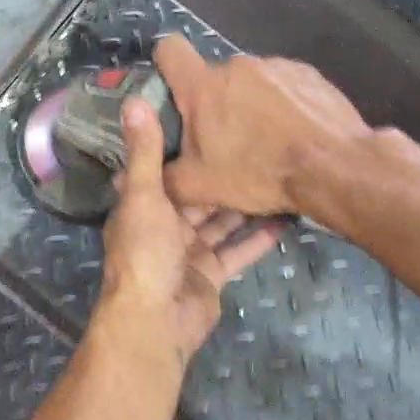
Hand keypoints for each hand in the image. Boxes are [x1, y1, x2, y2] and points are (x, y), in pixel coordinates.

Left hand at [100, 98, 279, 358]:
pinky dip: (259, 237)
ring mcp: (188, 253)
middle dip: (223, 176)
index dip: (186, 149)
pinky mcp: (212, 275)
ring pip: (221, 222)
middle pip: (198, 196)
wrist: (156, 318)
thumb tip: (132, 101)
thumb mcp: (144, 195)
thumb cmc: (145, 252)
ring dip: (245, 204)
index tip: (214, 119)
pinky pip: (237, 251)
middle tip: (260, 145)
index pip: (165, 170)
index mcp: (140, 206)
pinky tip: (287, 216)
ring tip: (279, 175)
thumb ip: (144, 152)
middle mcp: (163, 227)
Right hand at [154, 36, 371, 215]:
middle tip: (221, 142)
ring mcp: (276, 67)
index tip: (170, 93)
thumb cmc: (258, 173)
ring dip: (247, 105)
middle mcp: (237, 66)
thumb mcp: (199, 187)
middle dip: (211, 103)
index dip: (164, 66)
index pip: (169, 50)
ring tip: (263, 142)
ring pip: (248, 83)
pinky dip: (280, 106)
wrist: (335, 168)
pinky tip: (291, 135)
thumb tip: (129, 176)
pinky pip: (281, 86)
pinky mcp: (308, 75)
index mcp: (203, 87)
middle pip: (211, 77)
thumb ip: (160, 176)